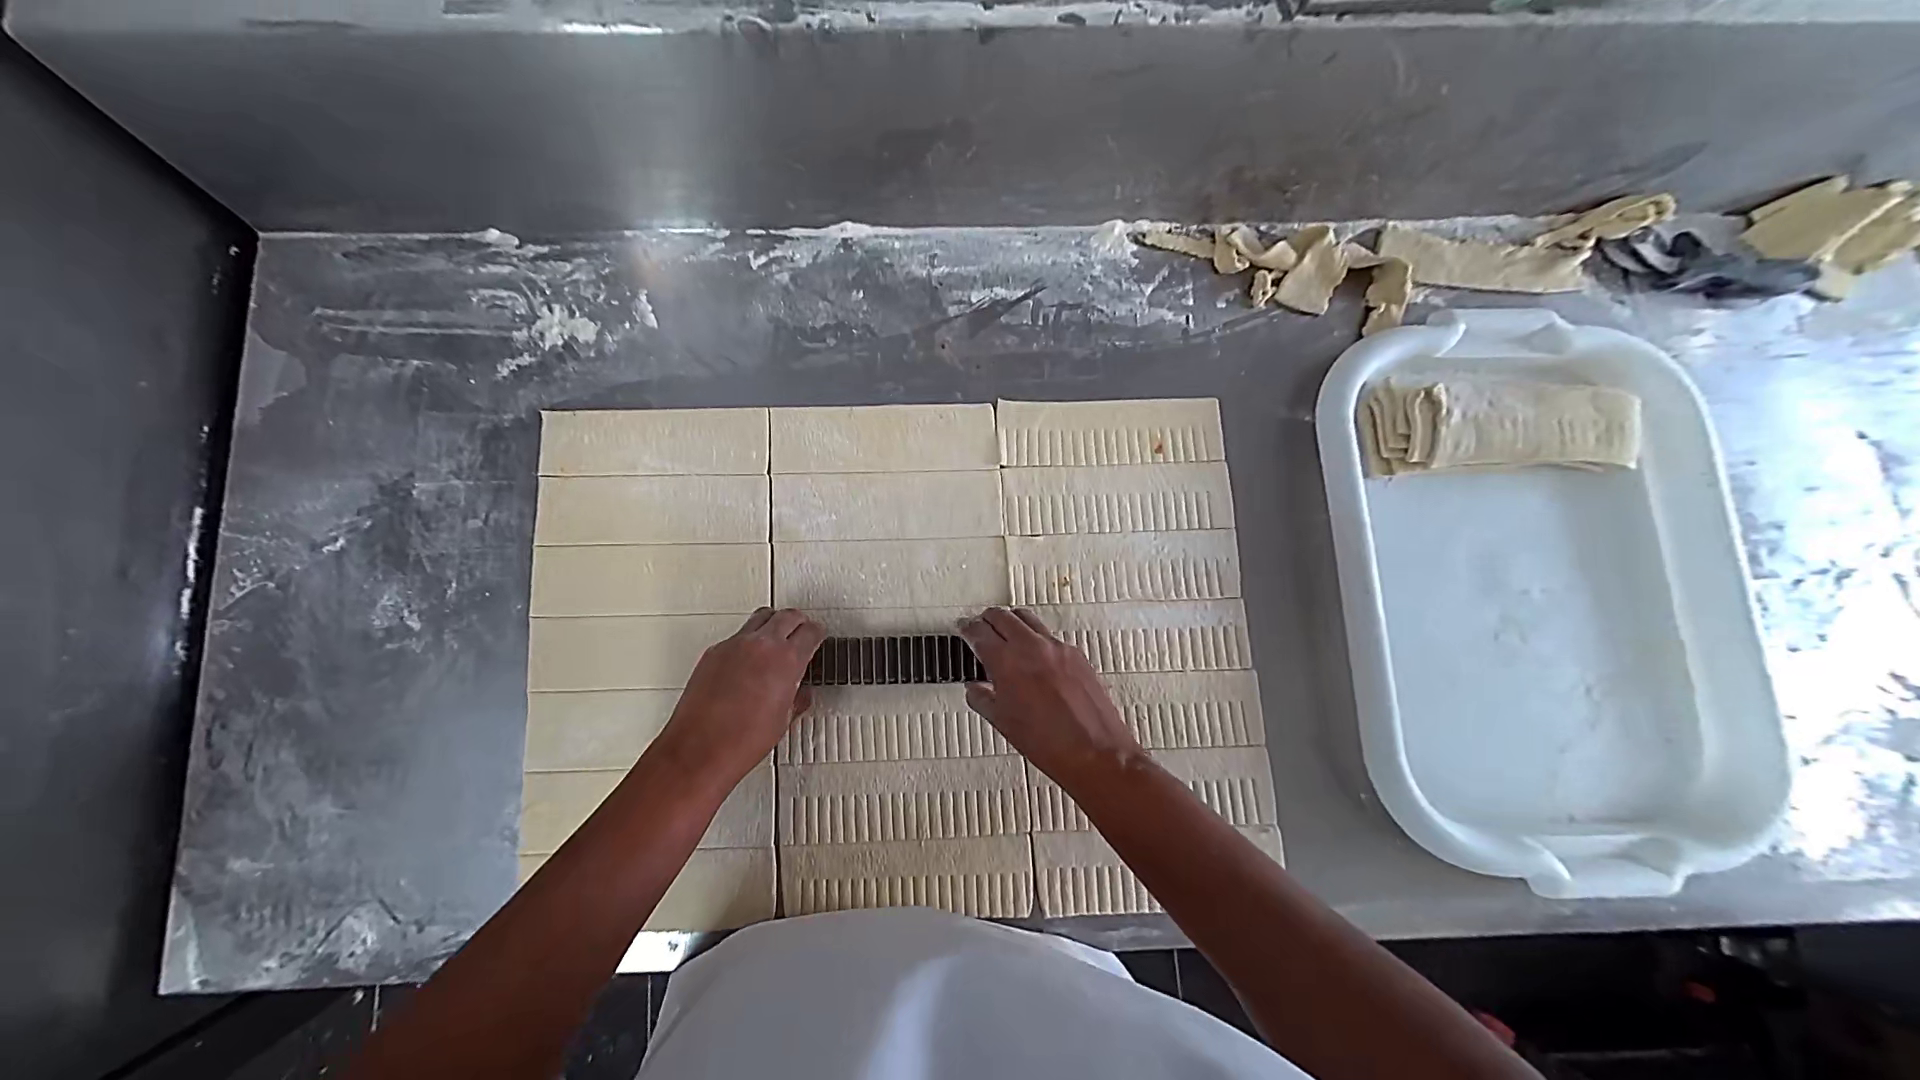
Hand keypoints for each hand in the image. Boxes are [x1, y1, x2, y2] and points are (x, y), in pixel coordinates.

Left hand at [652, 608, 824, 790]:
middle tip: (802, 630)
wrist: (700, 749)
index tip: (817, 637)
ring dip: (773, 623)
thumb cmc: (738, 740)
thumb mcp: (784, 719)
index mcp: (786, 659)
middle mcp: (761, 645)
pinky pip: (737, 635)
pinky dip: (748, 640)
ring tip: (776, 636)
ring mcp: (734, 646)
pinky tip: (749, 657)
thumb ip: (797, 697)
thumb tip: (800, 693)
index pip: (810, 631)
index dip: (817, 634)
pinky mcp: (713, 653)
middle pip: (787, 616)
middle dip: (799, 622)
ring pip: (761, 617)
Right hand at [957, 607, 1146, 787]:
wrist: (1095, 752)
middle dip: (986, 619)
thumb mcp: (1003, 722)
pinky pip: (1049, 635)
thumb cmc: (1052, 744)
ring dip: (1011, 621)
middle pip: (1002, 616)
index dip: (966, 628)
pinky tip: (1033, 654)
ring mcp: (1057, 648)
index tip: (963, 628)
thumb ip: (982, 698)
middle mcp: (1032, 648)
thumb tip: (975, 690)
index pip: (979, 631)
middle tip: (979, 627)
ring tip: (1005, 633)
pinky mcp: (1076, 654)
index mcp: (1007, 662)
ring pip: (1027, 618)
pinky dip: (1035, 638)